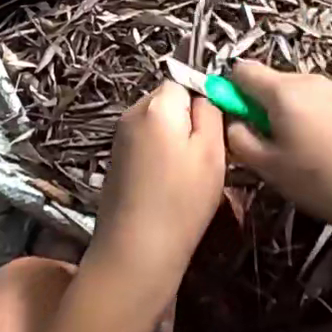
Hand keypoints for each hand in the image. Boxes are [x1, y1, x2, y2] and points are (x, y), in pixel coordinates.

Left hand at [90, 81, 225, 286]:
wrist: (136, 250)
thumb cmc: (181, 200)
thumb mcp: (211, 153)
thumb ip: (210, 113)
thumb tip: (205, 94)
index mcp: (157, 105)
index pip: (184, 81)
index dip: (203, 102)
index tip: (215, 132)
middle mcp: (133, 112)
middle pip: (168, 100)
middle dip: (188, 119)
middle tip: (205, 154)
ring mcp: (120, 135)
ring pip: (158, 122)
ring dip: (174, 138)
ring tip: (188, 173)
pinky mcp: (116, 157)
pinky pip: (145, 141)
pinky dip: (159, 154)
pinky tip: (168, 184)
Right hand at [223, 61, 331, 245]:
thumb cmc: (325, 184)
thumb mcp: (269, 169)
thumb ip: (239, 138)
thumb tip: (234, 121)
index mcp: (283, 91)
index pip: (242, 70)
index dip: (234, 91)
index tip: (242, 121)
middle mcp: (312, 79)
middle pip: (275, 82)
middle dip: (267, 107)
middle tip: (277, 148)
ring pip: (304, 94)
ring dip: (297, 114)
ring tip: (313, 155)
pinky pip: (330, 103)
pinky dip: (325, 120)